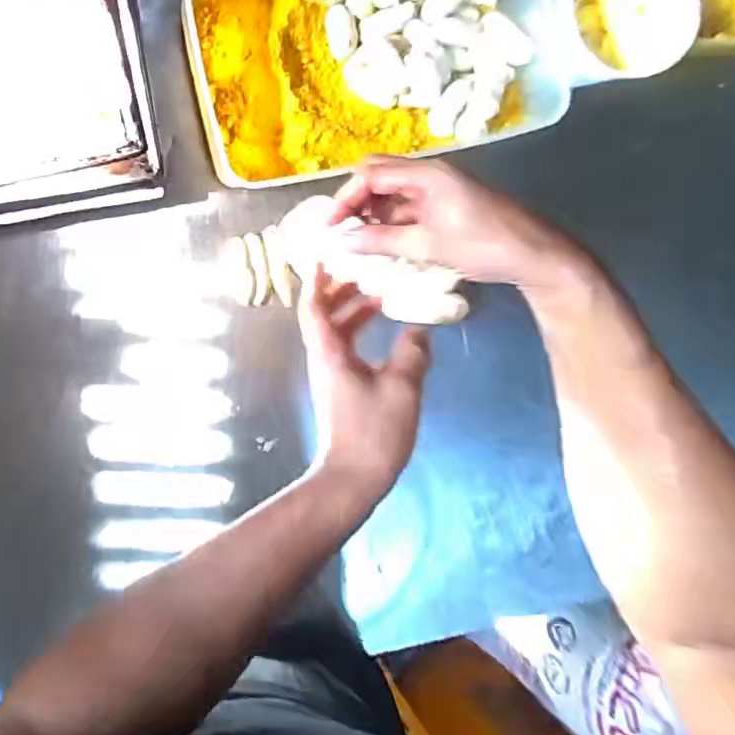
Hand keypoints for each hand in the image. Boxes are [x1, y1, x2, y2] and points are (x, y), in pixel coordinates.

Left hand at [298, 267, 431, 494]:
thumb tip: (422, 327)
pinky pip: (344, 347)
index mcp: (328, 352)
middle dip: (339, 290)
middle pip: (321, 315)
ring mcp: (329, 373)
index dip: (316, 280)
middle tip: (364, 270)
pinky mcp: (339, 386)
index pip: (312, 306)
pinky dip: (358, 332)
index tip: (325, 256)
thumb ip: (412, 352)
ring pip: (334, 331)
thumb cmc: (373, 432)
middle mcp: (322, 358)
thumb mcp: (401, 388)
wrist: (352, 477)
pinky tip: (383, 331)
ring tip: (380, 294)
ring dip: (351, 311)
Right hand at [330, 156, 585, 290]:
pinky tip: (383, 238)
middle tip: (343, 225)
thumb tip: (342, 241)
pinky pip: (406, 200)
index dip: (344, 198)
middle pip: (378, 171)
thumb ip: (380, 241)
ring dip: (371, 207)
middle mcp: (429, 172)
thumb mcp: (426, 247)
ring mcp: (438, 185)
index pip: (370, 174)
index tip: (331, 225)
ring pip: (391, 186)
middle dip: (355, 196)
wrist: (537, 255)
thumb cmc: (483, 247)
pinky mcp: (445, 199)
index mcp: (425, 175)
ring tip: (359, 236)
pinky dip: (389, 215)